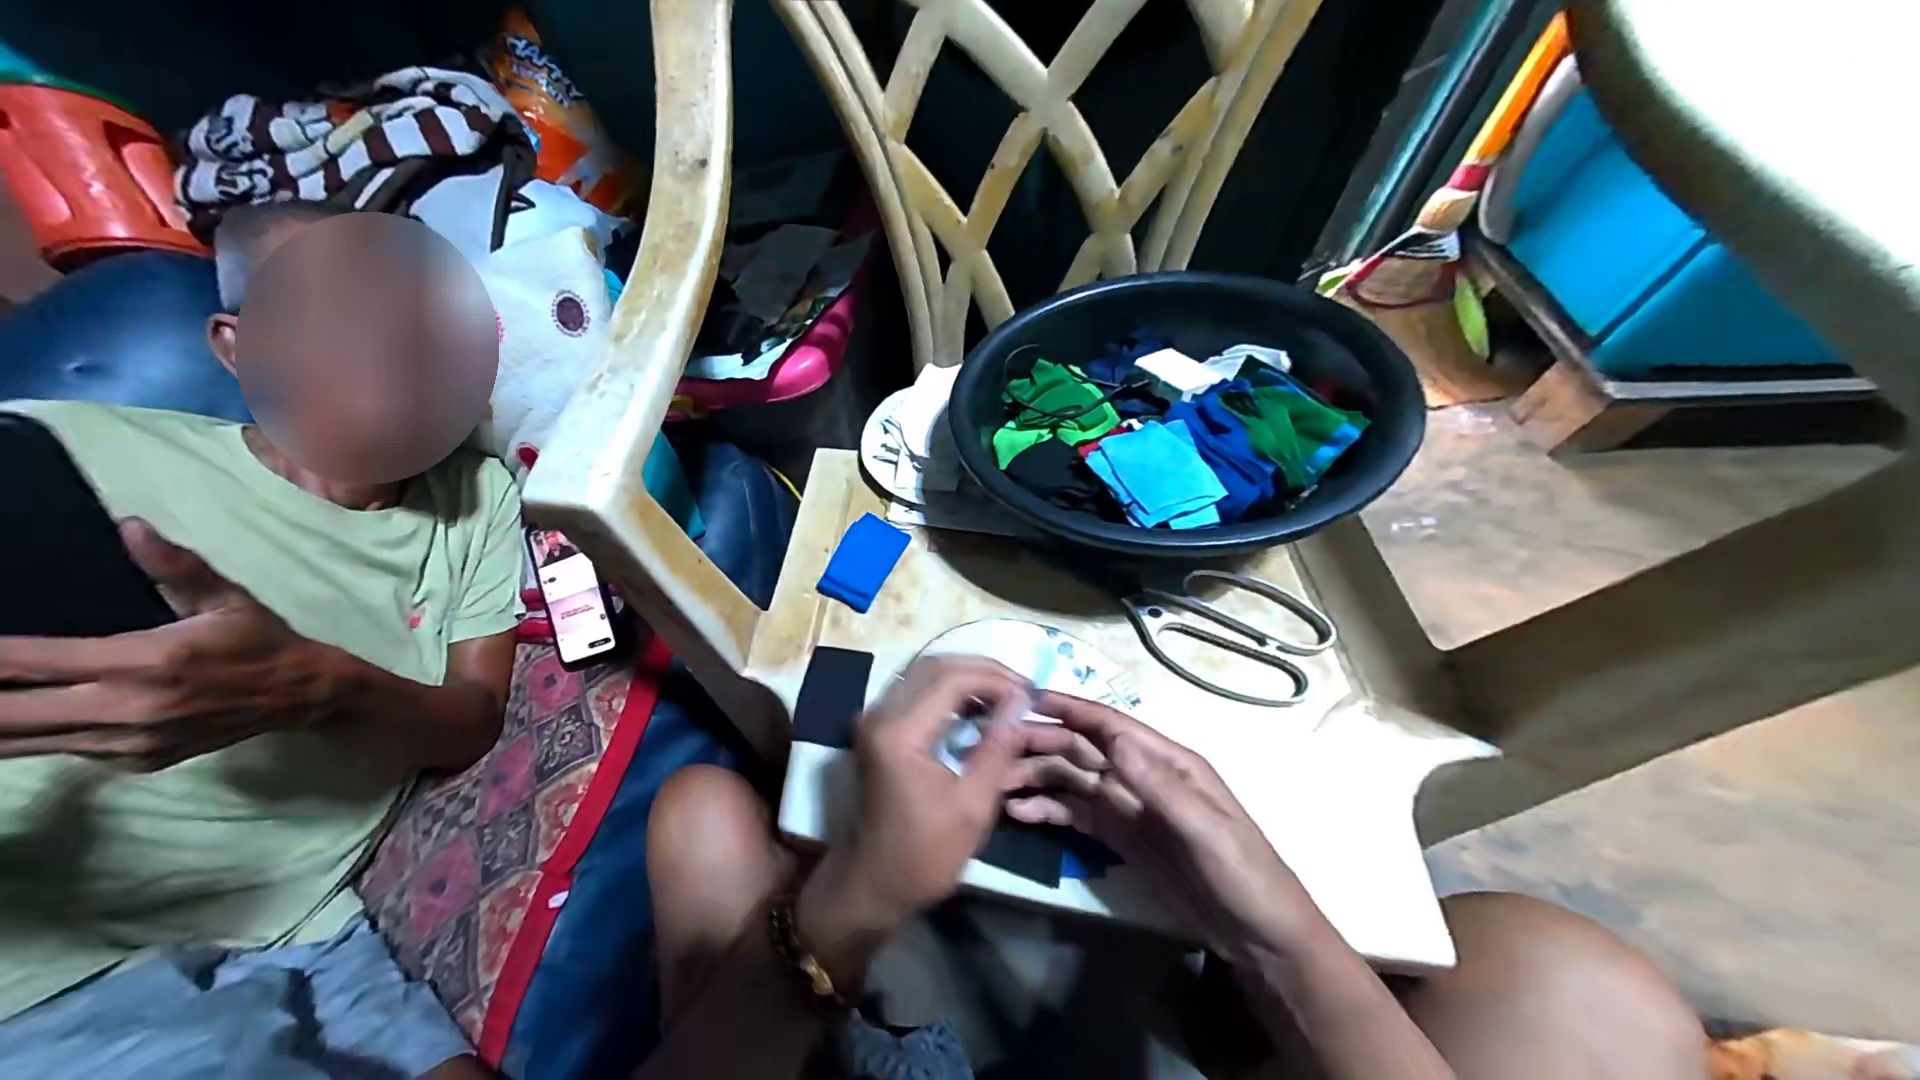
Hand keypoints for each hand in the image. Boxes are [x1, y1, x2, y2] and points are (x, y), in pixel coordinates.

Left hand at [0, 518, 339, 767]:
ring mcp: (128, 740)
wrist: (306, 692)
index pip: (23, 662)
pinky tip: (45, 718)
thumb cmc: (262, 641)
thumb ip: (177, 568)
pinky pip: (63, 751)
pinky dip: (39, 736)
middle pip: (1, 712)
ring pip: (16, 742)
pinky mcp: (135, 760)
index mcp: (144, 661)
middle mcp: (127, 706)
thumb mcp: (228, 600)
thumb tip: (130, 526)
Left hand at [797, 656, 1032, 973]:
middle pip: (935, 666)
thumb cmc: (923, 855)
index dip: (994, 679)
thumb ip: (998, 747)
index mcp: (899, 733)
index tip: (1029, 693)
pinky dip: (949, 689)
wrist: (870, 885)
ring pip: (925, 673)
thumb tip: (1021, 703)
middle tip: (1021, 688)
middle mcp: (880, 714)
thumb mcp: (973, 806)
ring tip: (1006, 694)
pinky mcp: (877, 728)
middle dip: (983, 671)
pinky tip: (978, 705)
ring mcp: (874, 718)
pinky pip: (916, 690)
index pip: (951, 680)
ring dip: (967, 676)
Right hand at [1006, 692, 1320, 963]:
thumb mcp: (1207, 830)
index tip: (1027, 698)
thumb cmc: (1244, 875)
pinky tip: (1019, 813)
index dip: (1071, 708)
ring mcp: (1126, 806)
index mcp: (1166, 761)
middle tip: (997, 747)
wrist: (1258, 938)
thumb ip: (1160, 786)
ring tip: (998, 782)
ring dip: (1036, 775)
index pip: (1110, 725)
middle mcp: (1140, 775)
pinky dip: (1046, 809)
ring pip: (1071, 778)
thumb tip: (1116, 739)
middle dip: (1041, 742)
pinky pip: (1074, 813)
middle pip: (1082, 748)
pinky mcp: (1117, 836)